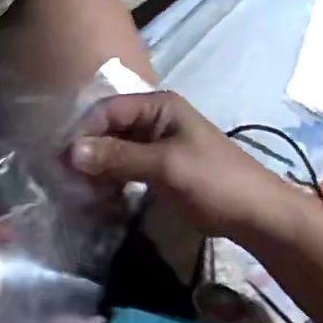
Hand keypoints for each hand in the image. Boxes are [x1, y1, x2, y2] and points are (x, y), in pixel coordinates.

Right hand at [66, 91, 301, 239]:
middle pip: (108, 127)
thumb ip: (117, 157)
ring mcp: (157, 141)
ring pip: (114, 147)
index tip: (63, 161)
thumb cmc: (214, 182)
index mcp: (158, 105)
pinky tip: (100, 194)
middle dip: (88, 150)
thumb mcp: (164, 167)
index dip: (83, 133)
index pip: (107, 110)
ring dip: (97, 166)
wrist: (259, 216)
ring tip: (81, 189)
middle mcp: (154, 117)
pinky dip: (111, 177)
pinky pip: (125, 164)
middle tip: (67, 178)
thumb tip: (70, 152)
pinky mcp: (159, 165)